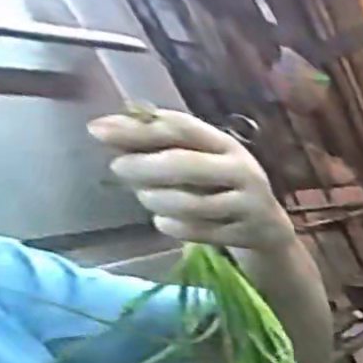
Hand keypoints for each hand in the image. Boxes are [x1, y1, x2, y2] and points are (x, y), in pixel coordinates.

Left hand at [90, 109, 295, 253]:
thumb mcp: (192, 156)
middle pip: (182, 164)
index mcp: (228, 147)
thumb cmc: (216, 184)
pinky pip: (195, 230)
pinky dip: (172, 226)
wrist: (266, 227)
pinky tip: (171, 222)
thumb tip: (101, 129)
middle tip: (120, 171)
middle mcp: (246, 173)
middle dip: (141, 168)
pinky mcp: (251, 234)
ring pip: (186, 202)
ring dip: (154, 200)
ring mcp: (253, 206)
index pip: (182, 128)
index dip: (138, 129)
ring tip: (150, 198)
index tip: (96, 133)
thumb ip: (150, 140)